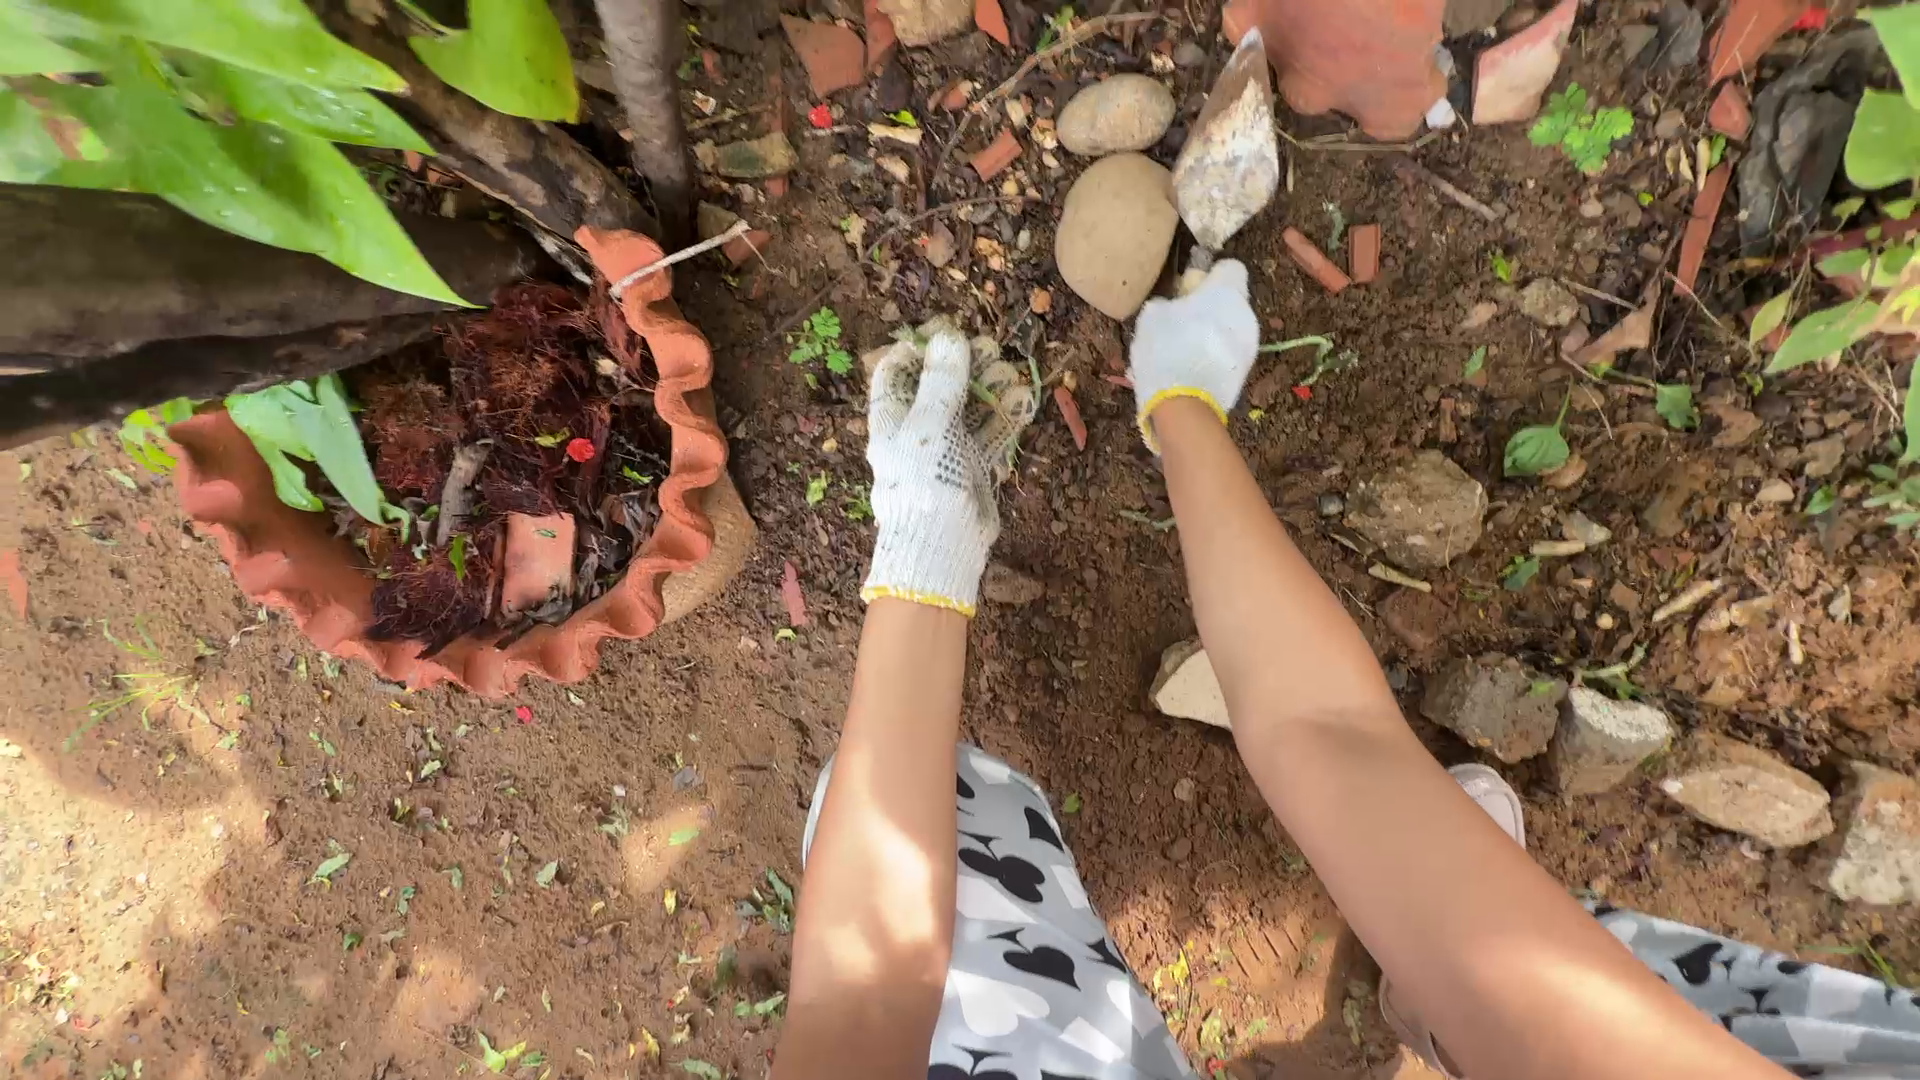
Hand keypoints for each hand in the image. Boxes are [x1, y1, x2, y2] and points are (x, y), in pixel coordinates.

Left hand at [861, 325, 1001, 616]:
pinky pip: (990, 436)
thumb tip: (948, 338)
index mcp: (892, 421)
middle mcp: (917, 433)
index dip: (916, 352)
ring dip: (990, 390)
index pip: (895, 376)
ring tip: (1011, 371)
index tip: (943, 335)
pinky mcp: (973, 469)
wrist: (942, 545)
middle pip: (940, 389)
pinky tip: (1023, 400)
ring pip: (970, 411)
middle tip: (990, 348)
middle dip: (965, 368)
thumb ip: (941, 383)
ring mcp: (947, 451)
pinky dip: (1005, 419)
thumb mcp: (929, 426)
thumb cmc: (923, 482)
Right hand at [1128, 259, 1259, 451]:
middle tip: (1182, 324)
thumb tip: (1170, 305)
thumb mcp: (1151, 317)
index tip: (1189, 292)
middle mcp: (1246, 312)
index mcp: (1226, 290)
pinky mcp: (1245, 371)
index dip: (1209, 277)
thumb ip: (1166, 303)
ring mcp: (1250, 344)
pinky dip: (1214, 358)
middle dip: (1210, 308)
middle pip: (1230, 301)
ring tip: (1185, 353)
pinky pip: (1229, 354)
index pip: (1229, 268)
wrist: (1184, 403)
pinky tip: (1192, 372)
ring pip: (1231, 329)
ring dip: (1213, 334)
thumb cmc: (1167, 349)